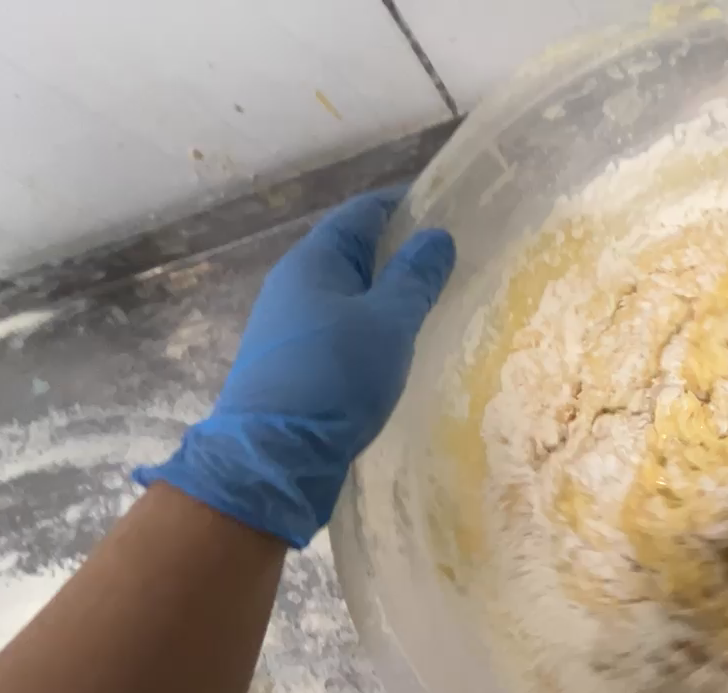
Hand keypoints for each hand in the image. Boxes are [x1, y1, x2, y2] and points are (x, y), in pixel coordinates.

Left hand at [136, 189, 455, 546]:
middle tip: (449, 262)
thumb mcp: (389, 323)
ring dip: (387, 291)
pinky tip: (396, 344)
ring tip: (430, 303)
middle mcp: (296, 282)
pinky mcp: (296, 359)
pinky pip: (342, 324)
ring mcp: (291, 323)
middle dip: (399, 250)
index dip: (404, 206)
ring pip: (348, 292)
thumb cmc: (338, 376)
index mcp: (316, 260)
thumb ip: (416, 279)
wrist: (278, 450)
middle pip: (354, 251)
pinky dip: (373, 323)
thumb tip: (439, 237)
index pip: (363, 213)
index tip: (445, 209)